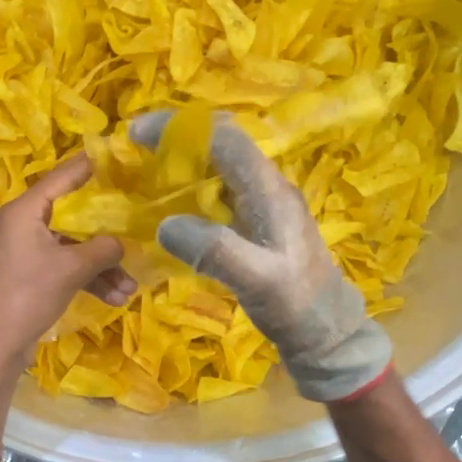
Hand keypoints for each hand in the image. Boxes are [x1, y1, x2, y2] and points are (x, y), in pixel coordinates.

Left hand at [0, 155, 136, 371]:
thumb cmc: (29, 295)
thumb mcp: (71, 269)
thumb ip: (102, 248)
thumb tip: (122, 243)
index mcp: (25, 210)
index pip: (63, 176)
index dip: (92, 167)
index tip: (121, 158)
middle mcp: (23, 224)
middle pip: (73, 217)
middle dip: (107, 236)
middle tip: (138, 231)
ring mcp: (25, 252)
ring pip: (72, 249)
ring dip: (102, 268)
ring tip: (129, 289)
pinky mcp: (29, 277)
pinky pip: (64, 268)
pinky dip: (87, 281)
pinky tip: (114, 298)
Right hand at [131, 111, 392, 401]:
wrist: (327, 332)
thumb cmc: (296, 304)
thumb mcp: (256, 279)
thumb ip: (214, 249)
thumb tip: (165, 225)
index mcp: (269, 190)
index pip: (223, 137)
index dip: (179, 128)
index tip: (136, 134)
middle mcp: (267, 188)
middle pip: (219, 146)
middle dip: (175, 143)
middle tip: (134, 158)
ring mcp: (263, 206)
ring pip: (218, 169)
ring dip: (181, 167)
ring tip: (144, 182)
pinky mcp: (257, 226)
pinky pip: (218, 196)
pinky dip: (189, 194)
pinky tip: (169, 215)